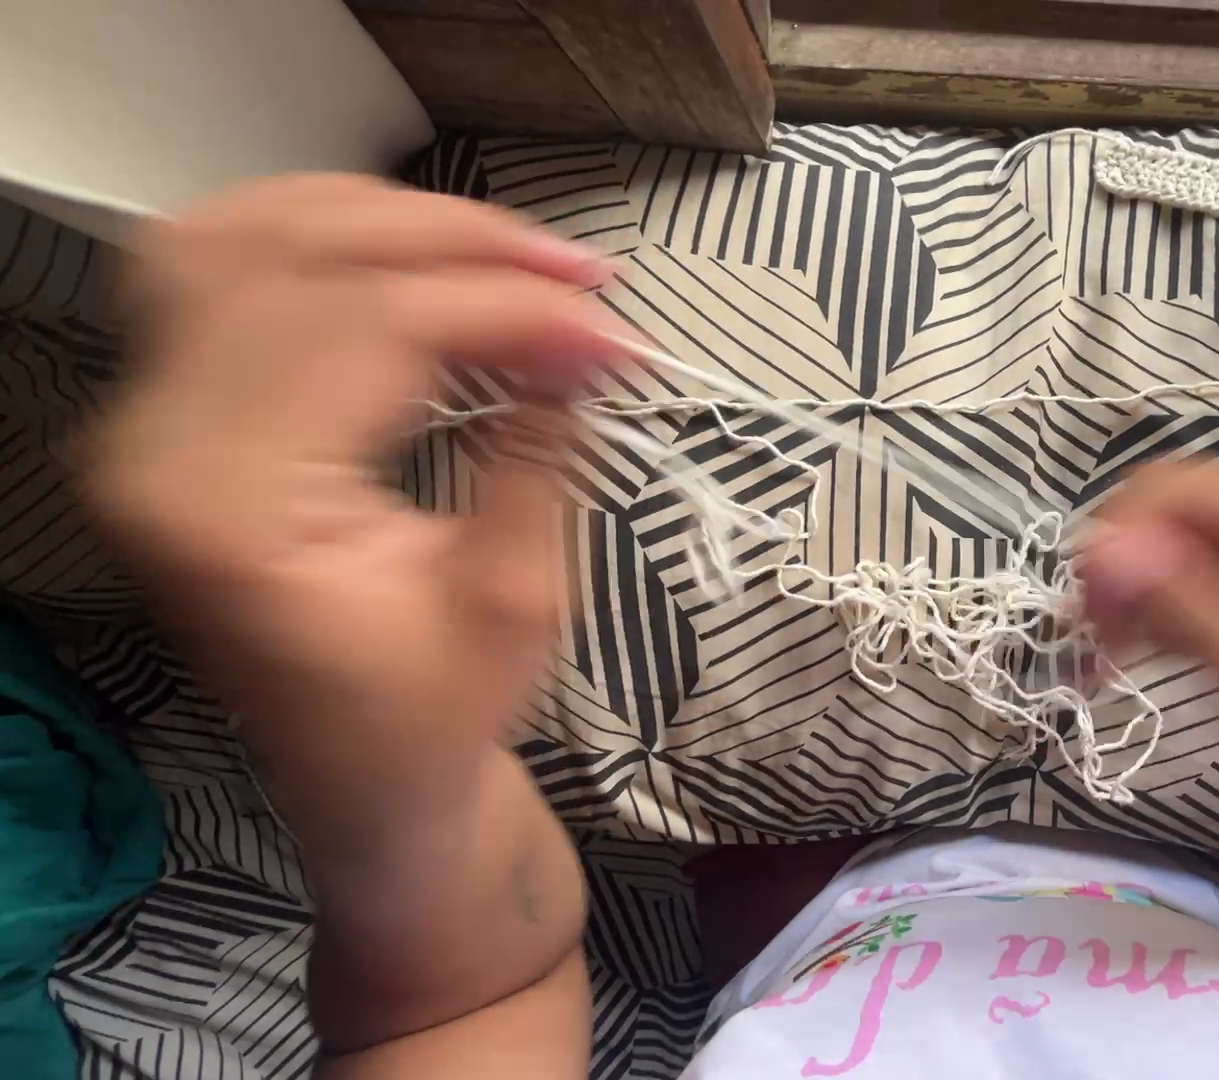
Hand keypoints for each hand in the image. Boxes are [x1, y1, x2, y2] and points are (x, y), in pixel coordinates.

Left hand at [86, 175, 620, 839]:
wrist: (369, 777)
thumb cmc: (446, 713)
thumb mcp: (518, 595)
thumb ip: (539, 452)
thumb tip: (587, 345)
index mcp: (236, 504)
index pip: (371, 331)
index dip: (510, 311)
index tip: (618, 334)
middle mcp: (158, 443)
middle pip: (295, 259)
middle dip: (459, 243)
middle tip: (581, 272)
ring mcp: (152, 423)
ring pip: (242, 239)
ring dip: (393, 225)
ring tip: (516, 254)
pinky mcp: (183, 420)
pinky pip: (229, 274)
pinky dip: (332, 240)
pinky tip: (418, 255)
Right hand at [1078, 463, 1218, 777]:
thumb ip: (1190, 613)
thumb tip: (1102, 550)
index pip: (1177, 490)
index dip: (1117, 542)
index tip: (1090, 616)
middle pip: (1159, 504)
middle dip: (1118, 570)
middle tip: (1100, 642)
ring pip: (1153, 530)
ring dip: (1126, 592)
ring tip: (1121, 656)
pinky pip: (1168, 557)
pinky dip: (1145, 601)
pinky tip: (1147, 646)